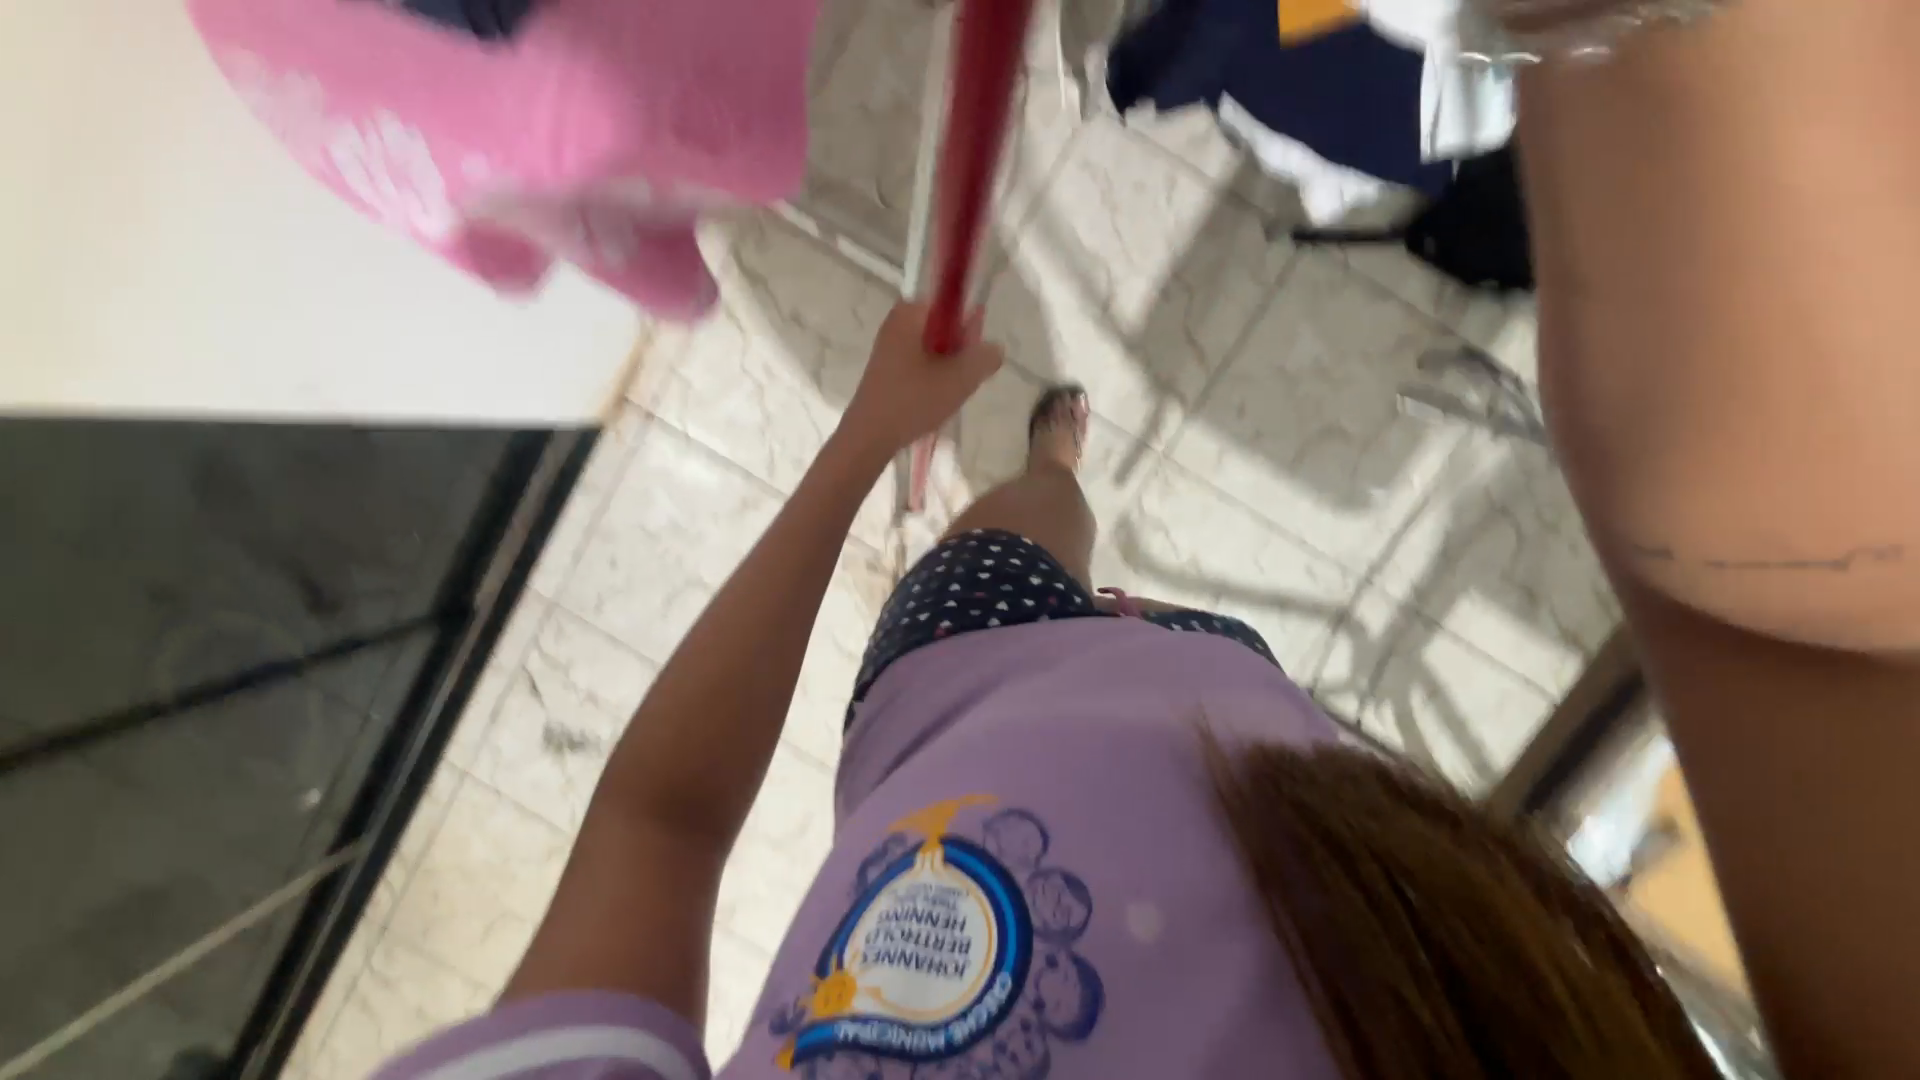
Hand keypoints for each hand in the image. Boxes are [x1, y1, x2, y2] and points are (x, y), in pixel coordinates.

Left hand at [840, 302, 1003, 457]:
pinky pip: (918, 366)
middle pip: (941, 328)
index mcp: (910, 313)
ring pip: (932, 350)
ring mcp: (887, 349)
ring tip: (950, 393)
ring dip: (947, 369)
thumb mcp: (960, 379)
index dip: (967, 325)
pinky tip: (935, 402)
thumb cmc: (913, 400)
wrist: (869, 437)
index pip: (949, 303)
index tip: (973, 351)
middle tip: (965, 377)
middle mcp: (895, 324)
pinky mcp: (884, 372)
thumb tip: (995, 349)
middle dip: (958, 351)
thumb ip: (984, 358)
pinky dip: (931, 379)